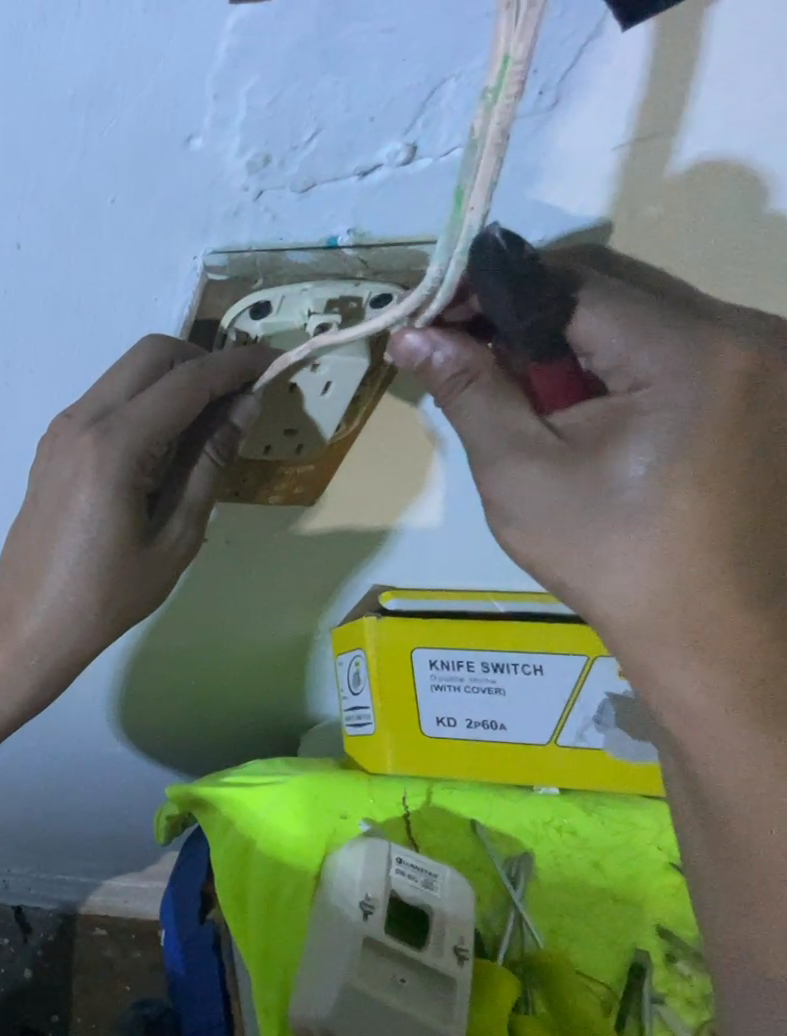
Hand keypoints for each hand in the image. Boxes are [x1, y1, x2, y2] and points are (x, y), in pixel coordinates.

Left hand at [0, 335, 274, 703]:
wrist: (30, 620)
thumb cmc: (108, 593)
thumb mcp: (177, 537)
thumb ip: (210, 463)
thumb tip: (243, 405)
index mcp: (114, 445)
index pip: (187, 378)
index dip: (237, 364)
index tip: (276, 362)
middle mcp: (81, 422)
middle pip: (150, 354)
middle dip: (201, 361)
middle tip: (239, 398)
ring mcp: (58, 432)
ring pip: (123, 374)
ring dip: (169, 381)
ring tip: (206, 426)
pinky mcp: (50, 448)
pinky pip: (103, 401)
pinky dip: (140, 402)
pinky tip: (163, 445)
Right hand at [388, 246, 786, 659]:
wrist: (714, 625)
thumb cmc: (606, 550)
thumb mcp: (518, 468)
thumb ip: (470, 389)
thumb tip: (412, 334)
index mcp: (692, 352)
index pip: (573, 282)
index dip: (491, 291)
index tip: (430, 318)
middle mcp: (751, 334)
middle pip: (613, 286)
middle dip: (523, 310)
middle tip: (456, 350)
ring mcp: (769, 360)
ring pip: (641, 311)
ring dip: (563, 334)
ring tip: (506, 384)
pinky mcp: (766, 386)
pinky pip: (671, 342)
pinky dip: (606, 357)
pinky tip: (568, 401)